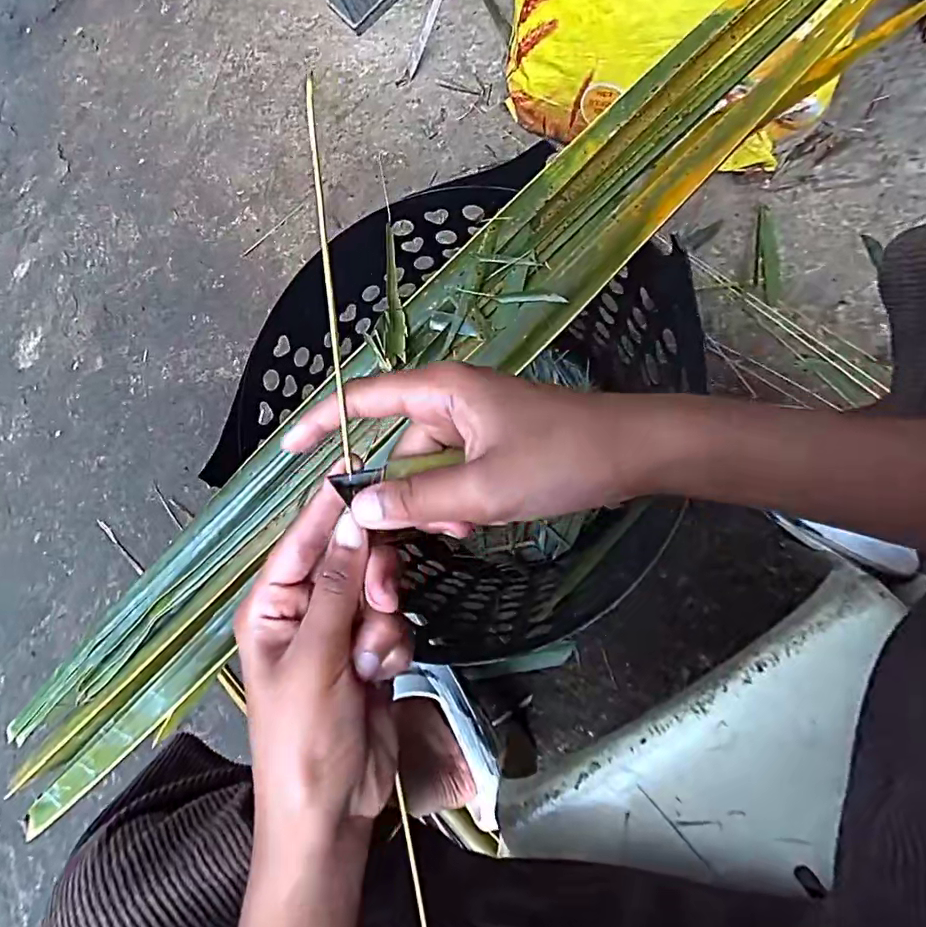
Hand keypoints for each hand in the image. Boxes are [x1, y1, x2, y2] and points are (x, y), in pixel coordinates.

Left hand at [234, 480, 413, 839]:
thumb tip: (351, 521)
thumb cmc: (304, 740)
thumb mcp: (316, 658)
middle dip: (369, 578)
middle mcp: (304, 610)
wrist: (335, 811)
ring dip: (382, 621)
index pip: (300, 542)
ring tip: (372, 658)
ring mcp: (339, 630)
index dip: (327, 508)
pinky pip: (391, 620)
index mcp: (271, 605)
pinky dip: (392, 643)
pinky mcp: (369, 649)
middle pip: (347, 559)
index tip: (355, 470)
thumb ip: (338, 587)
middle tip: (380, 597)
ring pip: (376, 588)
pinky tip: (381, 673)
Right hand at [281, 362, 652, 533]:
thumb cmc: (562, 457)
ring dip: (432, 504)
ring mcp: (469, 422)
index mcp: (438, 391)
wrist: (636, 453)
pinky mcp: (488, 443)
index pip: (362, 399)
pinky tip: (474, 521)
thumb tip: (359, 508)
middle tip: (409, 535)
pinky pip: (450, 473)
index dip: (321, 422)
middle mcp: (447, 401)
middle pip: (395, 449)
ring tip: (463, 526)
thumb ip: (418, 500)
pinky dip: (453, 501)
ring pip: (424, 469)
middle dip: (398, 493)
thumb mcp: (485, 488)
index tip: (289, 449)